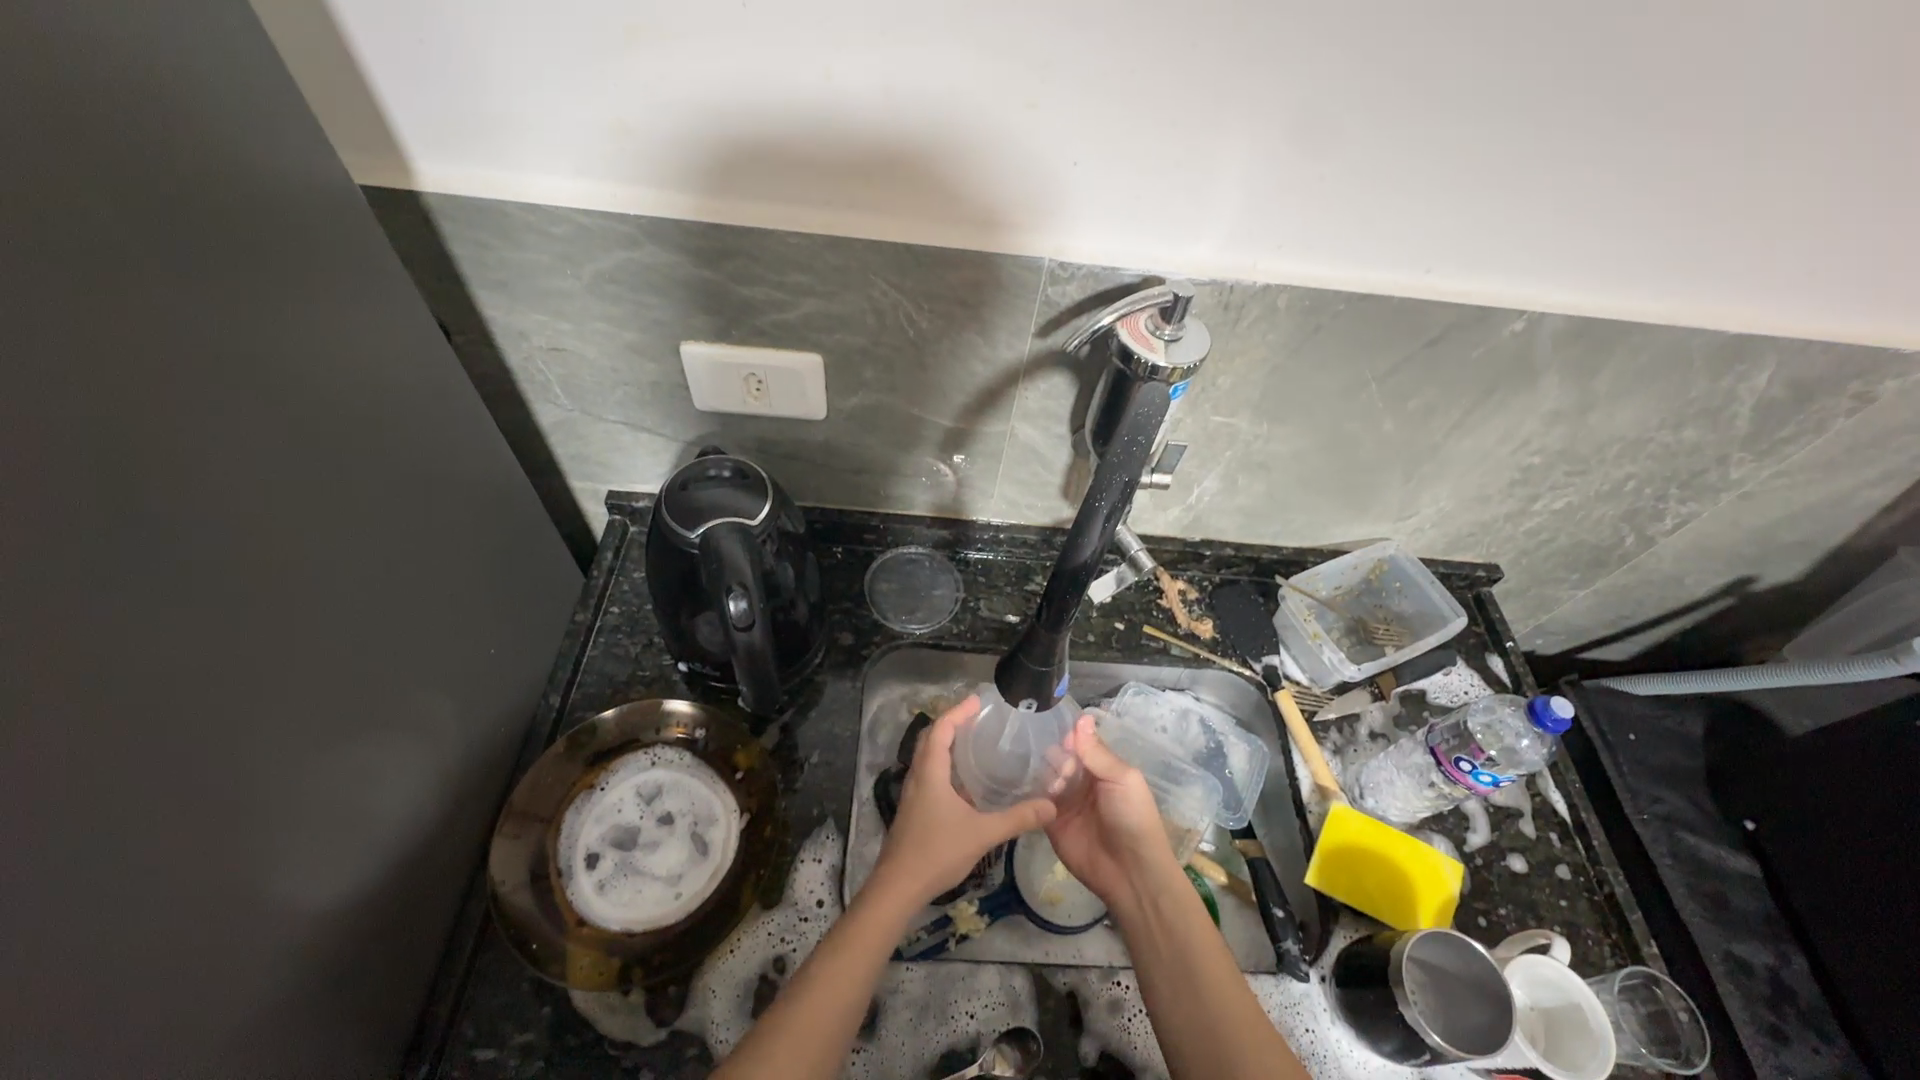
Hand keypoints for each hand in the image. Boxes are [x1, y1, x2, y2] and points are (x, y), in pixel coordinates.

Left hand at [866, 696, 1057, 907]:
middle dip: (950, 724)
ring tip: (974, 744)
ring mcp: (912, 795)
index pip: (940, 729)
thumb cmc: (936, 852)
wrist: (898, 886)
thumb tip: (1051, 805)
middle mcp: (918, 778)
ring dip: (946, 745)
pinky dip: (945, 767)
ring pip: (927, 759)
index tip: (977, 700)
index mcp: (930, 773)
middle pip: (930, 739)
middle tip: (976, 718)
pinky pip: (929, 776)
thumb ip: (1017, 818)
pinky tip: (965, 784)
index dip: (957, 712)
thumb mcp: (982, 834)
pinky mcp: (913, 811)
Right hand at [1044, 715, 1178, 911]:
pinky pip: (1034, 801)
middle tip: (1056, 766)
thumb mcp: (1122, 779)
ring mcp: (1064, 801)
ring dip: (1042, 773)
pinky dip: (1028, 793)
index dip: (1066, 734)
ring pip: (1044, 776)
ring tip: (1044, 779)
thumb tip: (1082, 717)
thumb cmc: (1133, 819)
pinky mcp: (1049, 822)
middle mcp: (1081, 780)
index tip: (1051, 726)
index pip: (1078, 742)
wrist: (1130, 872)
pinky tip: (1018, 784)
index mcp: (1102, 767)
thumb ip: (1098, 752)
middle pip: (1058, 757)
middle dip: (1053, 754)